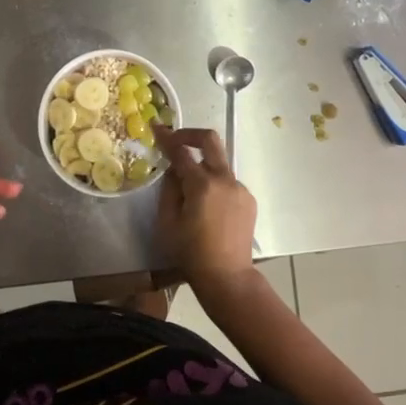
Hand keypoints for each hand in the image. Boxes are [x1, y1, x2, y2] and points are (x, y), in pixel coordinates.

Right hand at [155, 127, 256, 292]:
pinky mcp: (248, 199)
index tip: (157, 127)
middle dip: (190, 135)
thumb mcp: (168, 222)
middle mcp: (224, 179)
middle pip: (210, 140)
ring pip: (219, 164)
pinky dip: (214, 185)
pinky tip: (208, 208)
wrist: (227, 277)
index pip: (181, 151)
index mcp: (202, 184)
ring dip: (203, 167)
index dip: (167, 137)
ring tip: (190, 190)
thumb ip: (169, 190)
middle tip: (176, 140)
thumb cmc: (191, 253)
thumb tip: (174, 170)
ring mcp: (239, 188)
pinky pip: (227, 182)